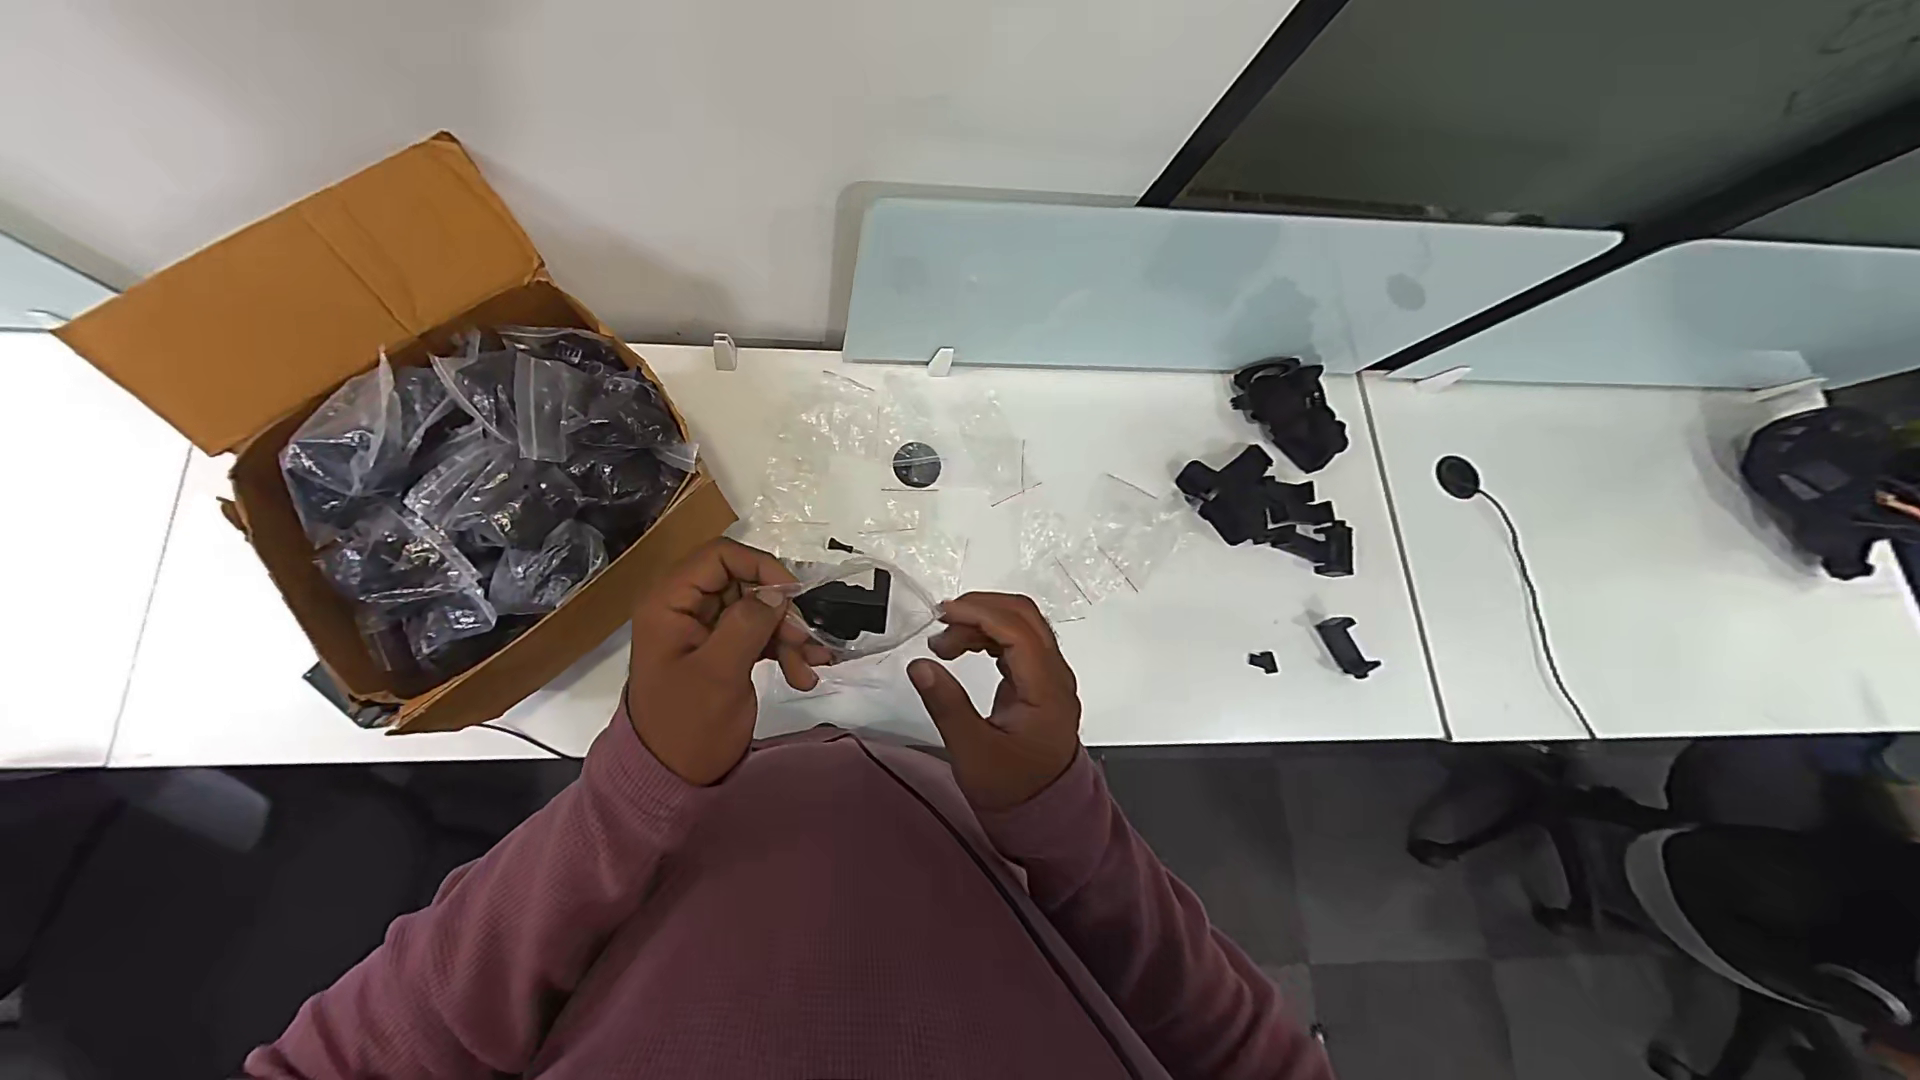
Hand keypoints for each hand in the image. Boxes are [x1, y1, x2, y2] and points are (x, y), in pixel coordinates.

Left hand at [627, 538, 831, 784]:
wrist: (671, 780)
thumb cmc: (686, 727)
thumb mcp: (718, 674)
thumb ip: (747, 624)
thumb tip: (778, 593)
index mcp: (670, 603)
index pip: (720, 556)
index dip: (760, 567)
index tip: (792, 596)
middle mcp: (687, 608)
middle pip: (745, 583)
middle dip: (781, 611)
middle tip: (804, 641)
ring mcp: (706, 629)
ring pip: (759, 609)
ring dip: (789, 634)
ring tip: (810, 666)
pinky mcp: (724, 649)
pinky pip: (761, 633)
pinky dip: (785, 649)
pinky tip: (803, 673)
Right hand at [907, 593, 1081, 810]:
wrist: (1046, 814)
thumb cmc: (1013, 788)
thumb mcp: (973, 752)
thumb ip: (947, 705)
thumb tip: (919, 665)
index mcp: (1046, 689)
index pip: (1018, 630)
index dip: (979, 613)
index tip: (942, 615)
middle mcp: (1054, 674)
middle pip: (1024, 616)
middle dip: (979, 609)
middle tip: (940, 623)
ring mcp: (1049, 675)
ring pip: (1020, 625)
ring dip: (981, 622)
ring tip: (943, 645)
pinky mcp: (1038, 680)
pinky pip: (1016, 641)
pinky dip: (988, 636)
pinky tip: (963, 648)